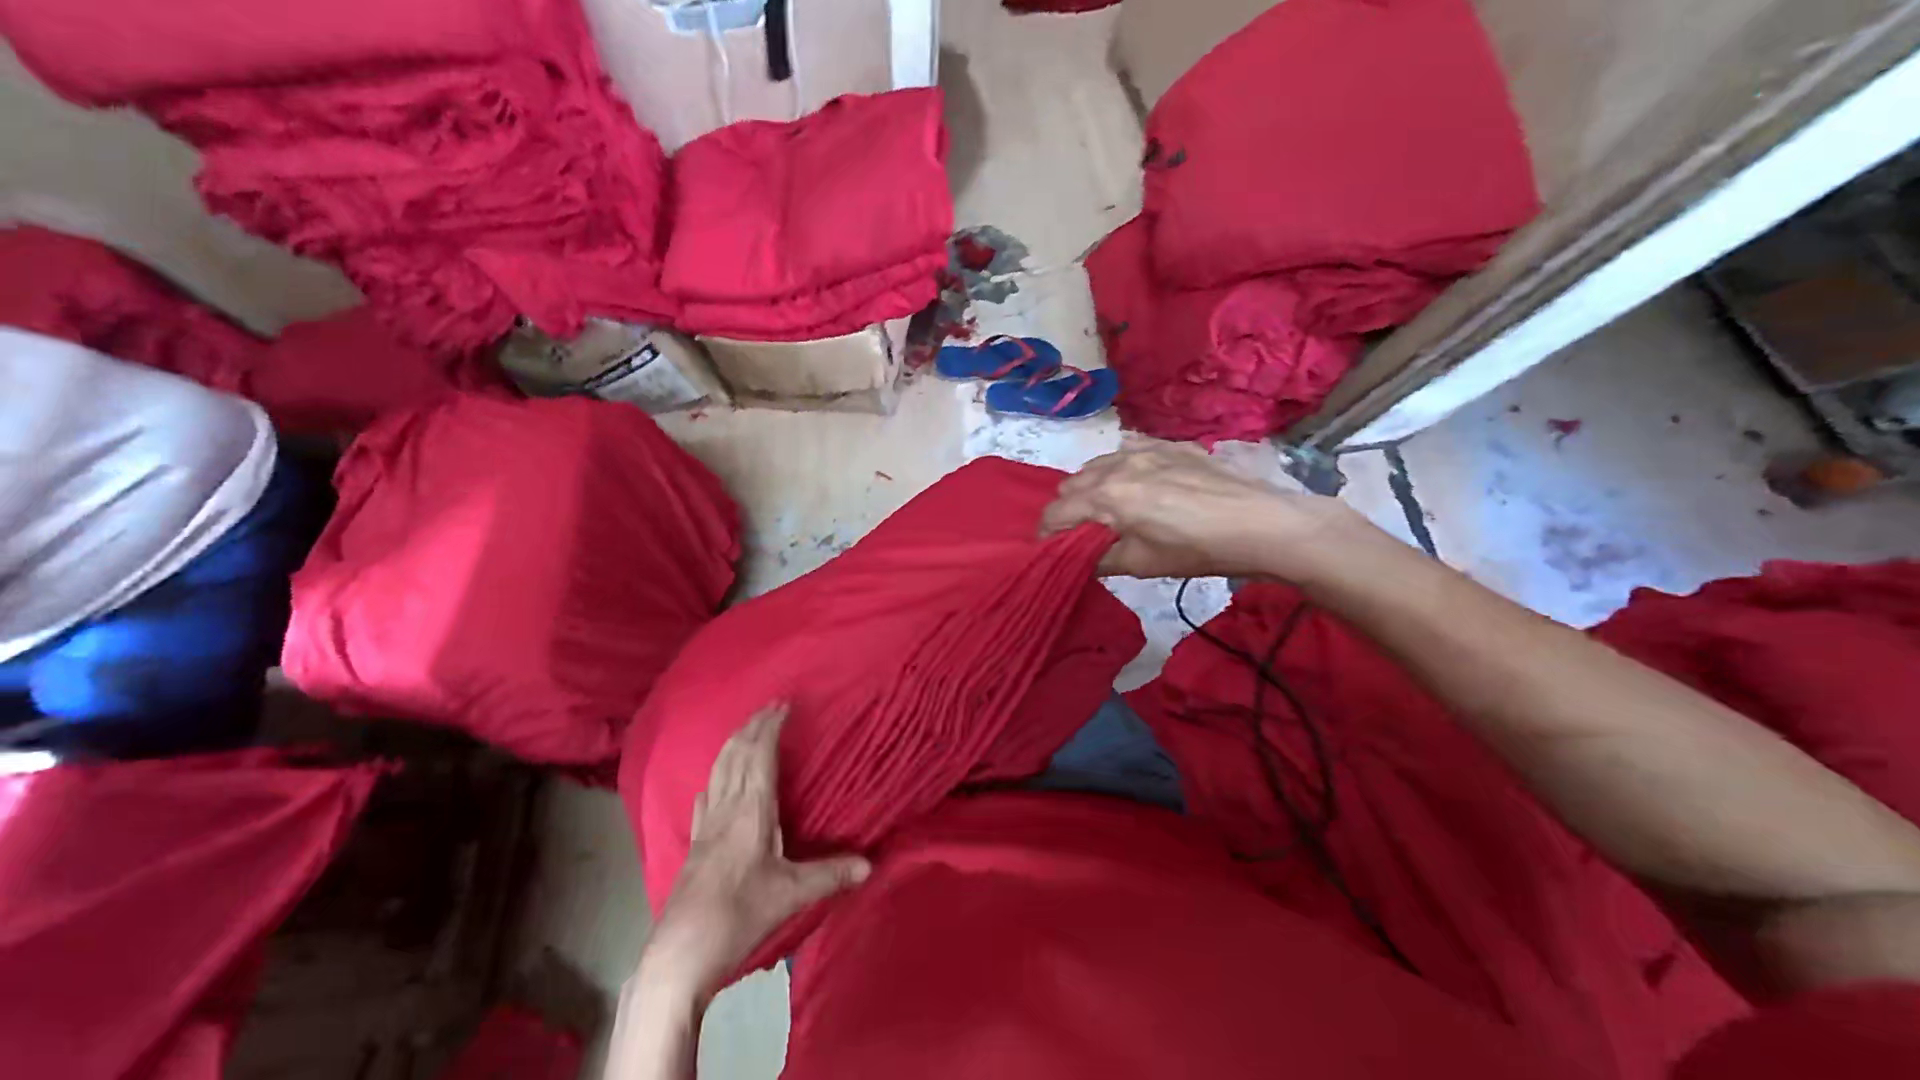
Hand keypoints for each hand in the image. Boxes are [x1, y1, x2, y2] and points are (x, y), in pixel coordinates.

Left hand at [639, 704, 870, 1004]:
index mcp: (750, 811)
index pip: (759, 755)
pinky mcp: (693, 845)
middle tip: (770, 707)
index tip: (784, 704)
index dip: (771, 726)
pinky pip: (706, 794)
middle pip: (735, 754)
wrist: (680, 954)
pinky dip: (716, 774)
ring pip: (718, 770)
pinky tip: (715, 781)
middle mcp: (725, 809)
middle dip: (752, 726)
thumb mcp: (791, 894)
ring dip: (733, 743)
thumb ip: (831, 874)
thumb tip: (872, 864)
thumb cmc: (738, 916)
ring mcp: (704, 826)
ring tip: (746, 730)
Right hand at [1040, 442, 1355, 579]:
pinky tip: (1140, 484)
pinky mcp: (1169, 445)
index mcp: (1106, 497)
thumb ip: (1099, 559)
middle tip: (1083, 532)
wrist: (1259, 523)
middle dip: (1068, 509)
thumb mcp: (1142, 565)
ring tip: (1111, 508)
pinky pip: (1127, 450)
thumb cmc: (1196, 550)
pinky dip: (1120, 468)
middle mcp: (1117, 465)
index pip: (1056, 513)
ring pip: (1096, 464)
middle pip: (1070, 485)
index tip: (1051, 549)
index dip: (1046, 534)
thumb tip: (1077, 557)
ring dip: (1092, 486)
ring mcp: (1144, 449)